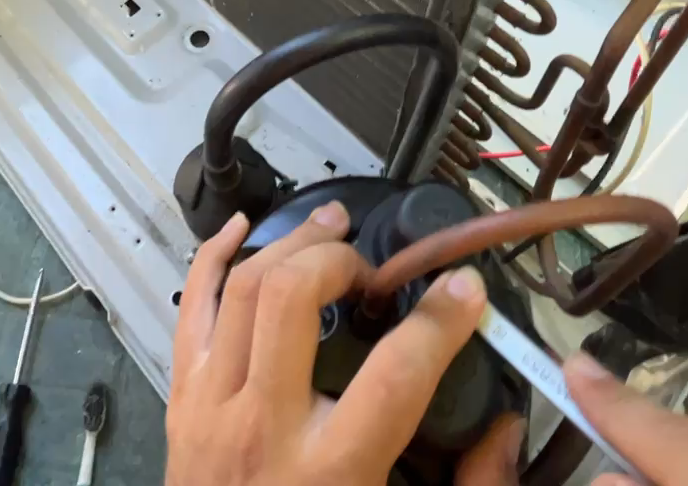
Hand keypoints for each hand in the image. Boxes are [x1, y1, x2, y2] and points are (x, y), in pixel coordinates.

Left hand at [166, 203, 523, 485]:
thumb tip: (506, 425)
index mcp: (329, 473)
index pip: (392, 376)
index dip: (436, 322)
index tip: (463, 289)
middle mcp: (263, 427)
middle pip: (291, 299)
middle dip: (336, 260)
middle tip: (368, 263)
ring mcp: (212, 404)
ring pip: (241, 289)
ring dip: (288, 243)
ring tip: (327, 225)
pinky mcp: (182, 395)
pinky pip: (191, 307)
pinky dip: (211, 256)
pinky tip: (241, 227)